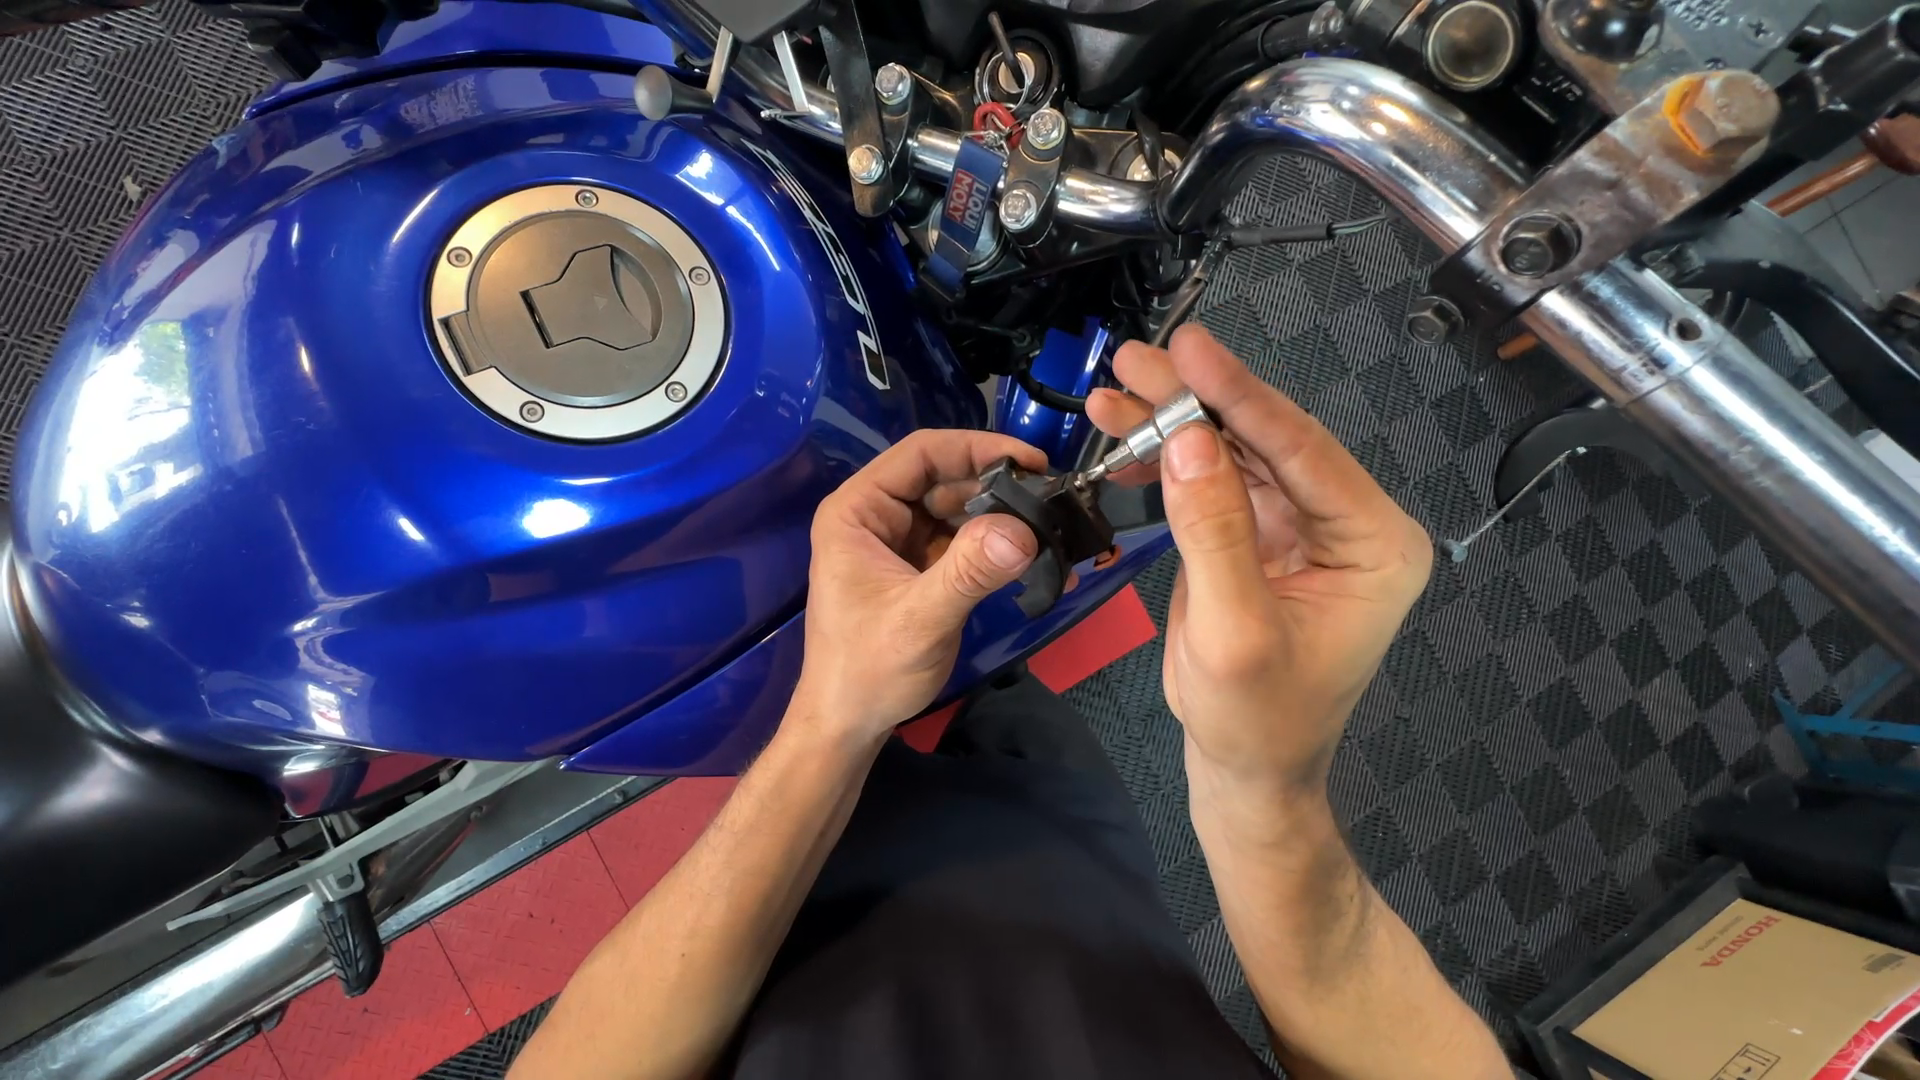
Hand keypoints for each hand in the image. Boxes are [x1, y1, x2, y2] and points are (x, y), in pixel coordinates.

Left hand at [791, 430, 1047, 744]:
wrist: (849, 724)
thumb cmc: (867, 669)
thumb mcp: (919, 619)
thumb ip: (968, 572)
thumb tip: (1024, 530)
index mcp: (859, 510)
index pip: (921, 453)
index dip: (976, 448)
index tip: (1031, 462)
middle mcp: (879, 516)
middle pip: (946, 479)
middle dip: (999, 487)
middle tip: (1054, 500)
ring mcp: (901, 542)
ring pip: (960, 509)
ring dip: (1004, 517)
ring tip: (1054, 528)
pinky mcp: (922, 569)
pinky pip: (965, 543)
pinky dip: (998, 547)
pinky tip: (1037, 557)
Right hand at [1086, 325, 1432, 796]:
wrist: (1245, 767)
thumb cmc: (1257, 718)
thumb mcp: (1235, 631)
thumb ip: (1213, 532)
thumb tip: (1186, 441)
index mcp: (1373, 542)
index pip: (1302, 451)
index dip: (1240, 397)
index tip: (1189, 349)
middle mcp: (1343, 522)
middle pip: (1266, 440)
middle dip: (1197, 400)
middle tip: (1138, 359)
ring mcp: (1297, 526)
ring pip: (1233, 454)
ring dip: (1174, 423)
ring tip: (1117, 391)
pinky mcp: (1255, 536)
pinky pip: (1211, 483)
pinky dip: (1168, 461)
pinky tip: (1127, 440)